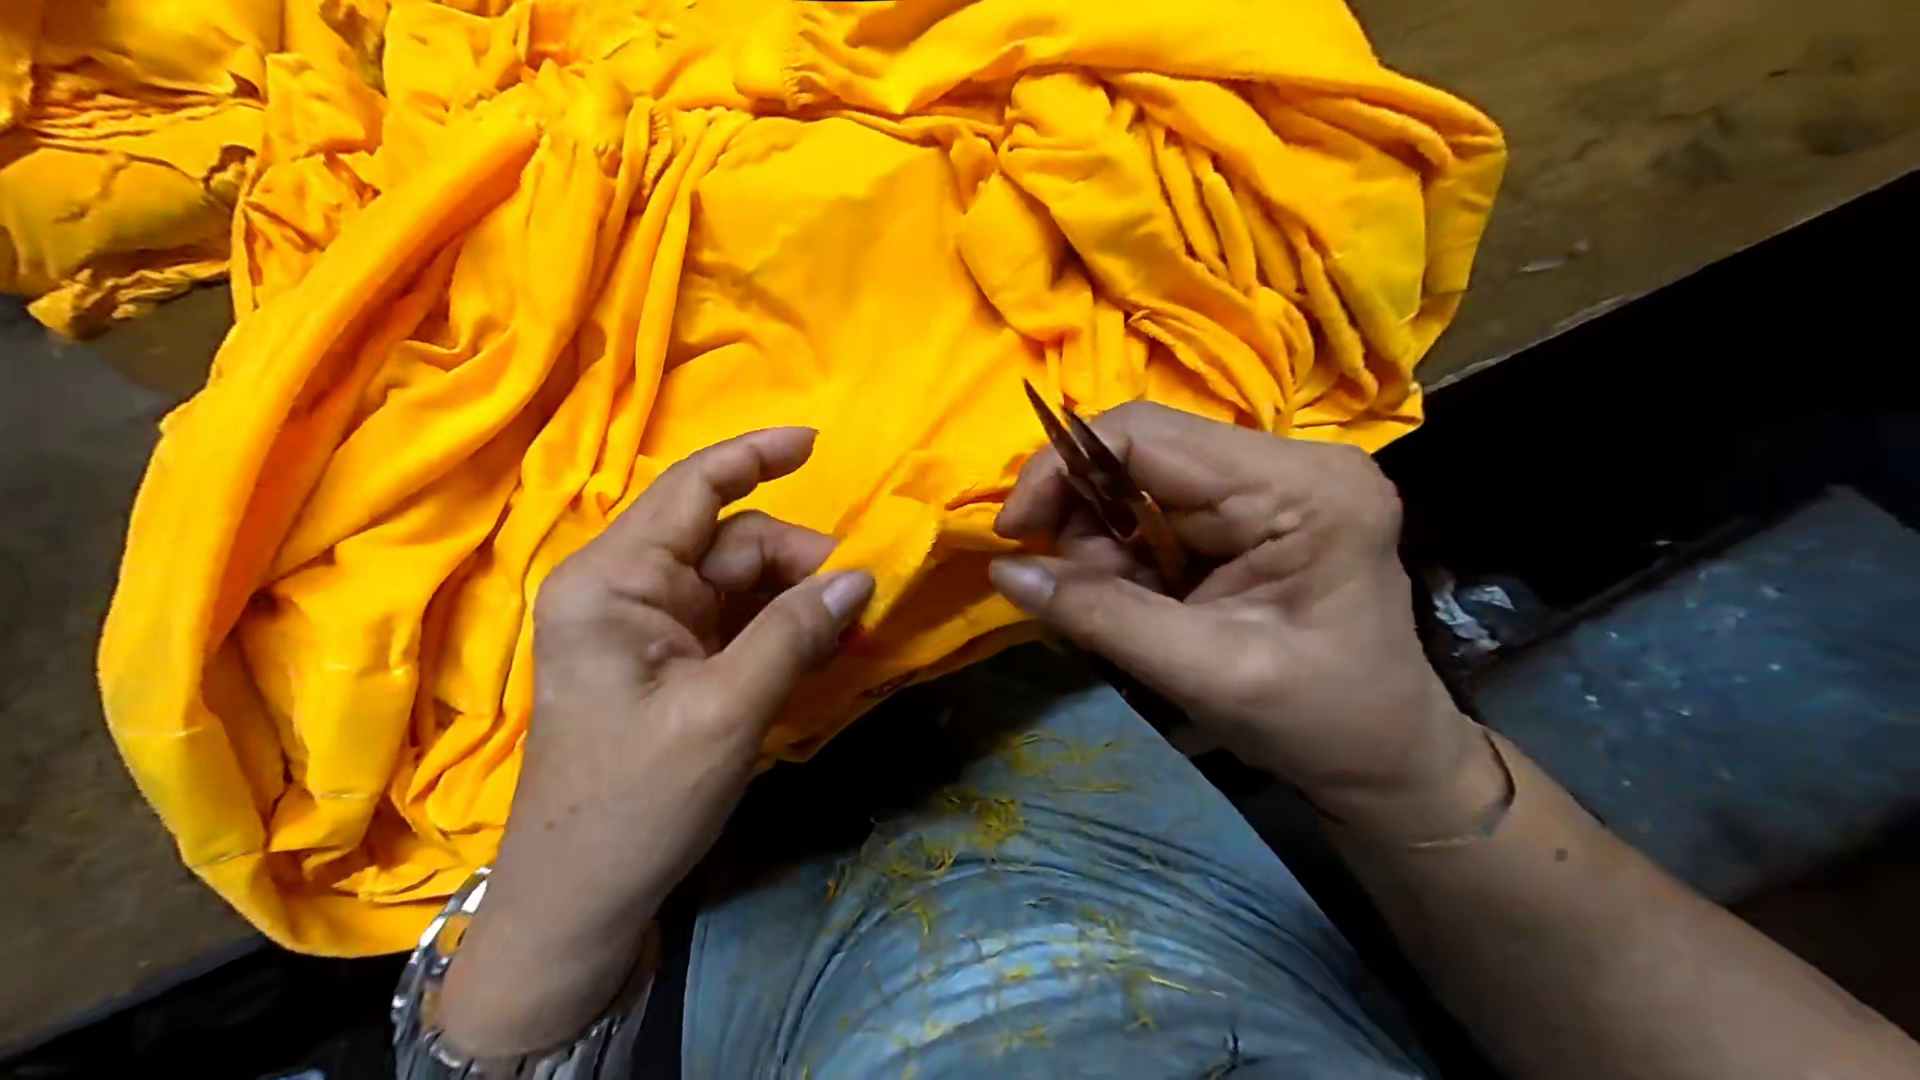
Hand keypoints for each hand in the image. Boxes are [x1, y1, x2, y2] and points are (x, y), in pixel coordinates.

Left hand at [442, 428, 873, 1056]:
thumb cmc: (636, 801)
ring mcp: (652, 625)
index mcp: (616, 581)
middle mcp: (629, 588)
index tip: (813, 443)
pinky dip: (785, 630)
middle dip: (801, 564)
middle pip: (734, 543)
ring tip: (850, 636)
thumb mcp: (726, 711)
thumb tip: (860, 576)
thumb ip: (794, 633)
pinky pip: (740, 621)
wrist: (582, 899)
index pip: (692, 490)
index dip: (754, 456)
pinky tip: (822, 651)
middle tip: (861, 605)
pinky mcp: (673, 659)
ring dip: (800, 601)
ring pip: (744, 583)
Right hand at [990, 403, 1501, 837]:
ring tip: (1123, 610)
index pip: (1148, 436)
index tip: (1015, 530)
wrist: (1384, 757)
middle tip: (1070, 590)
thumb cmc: (1320, 722)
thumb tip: (1004, 571)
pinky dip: (1124, 558)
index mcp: (1298, 487)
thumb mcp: (1205, 673)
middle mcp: (1285, 464)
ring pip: (1136, 486)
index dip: (1064, 469)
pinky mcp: (1250, 511)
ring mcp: (1268, 484)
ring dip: (1102, 547)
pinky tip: (1141, 602)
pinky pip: (1154, 513)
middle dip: (1085, 521)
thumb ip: (1101, 615)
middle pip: (1138, 456)